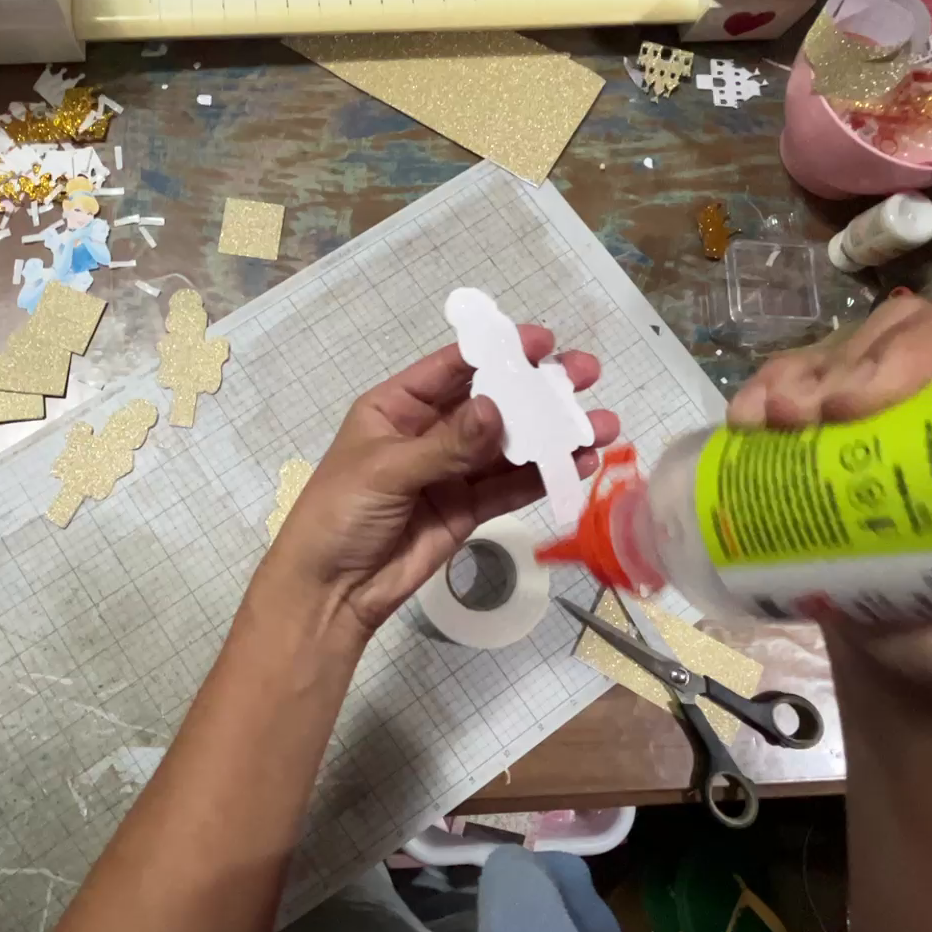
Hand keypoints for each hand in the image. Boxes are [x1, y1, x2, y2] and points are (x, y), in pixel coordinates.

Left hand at [265, 325, 618, 638]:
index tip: (542, 342)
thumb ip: (446, 444)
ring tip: (600, 424)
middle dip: (536, 389)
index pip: (452, 369)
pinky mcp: (467, 509)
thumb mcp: (386, 471)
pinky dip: (542, 476)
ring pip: (508, 446)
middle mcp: (428, 433)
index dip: (496, 352)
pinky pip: (509, 487)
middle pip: (490, 403)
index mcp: (396, 408)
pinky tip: (578, 463)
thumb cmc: (340, 513)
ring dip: (552, 435)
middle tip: (585, 374)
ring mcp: (451, 472)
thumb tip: (498, 409)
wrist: (331, 589)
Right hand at [734, 234, 931, 712]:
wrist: (926, 657)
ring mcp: (930, 387)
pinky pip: (816, 364)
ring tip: (788, 418)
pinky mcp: (857, 409)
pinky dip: (779, 378)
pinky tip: (754, 416)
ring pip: (893, 324)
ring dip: (830, 360)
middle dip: (911, 341)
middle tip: (852, 406)